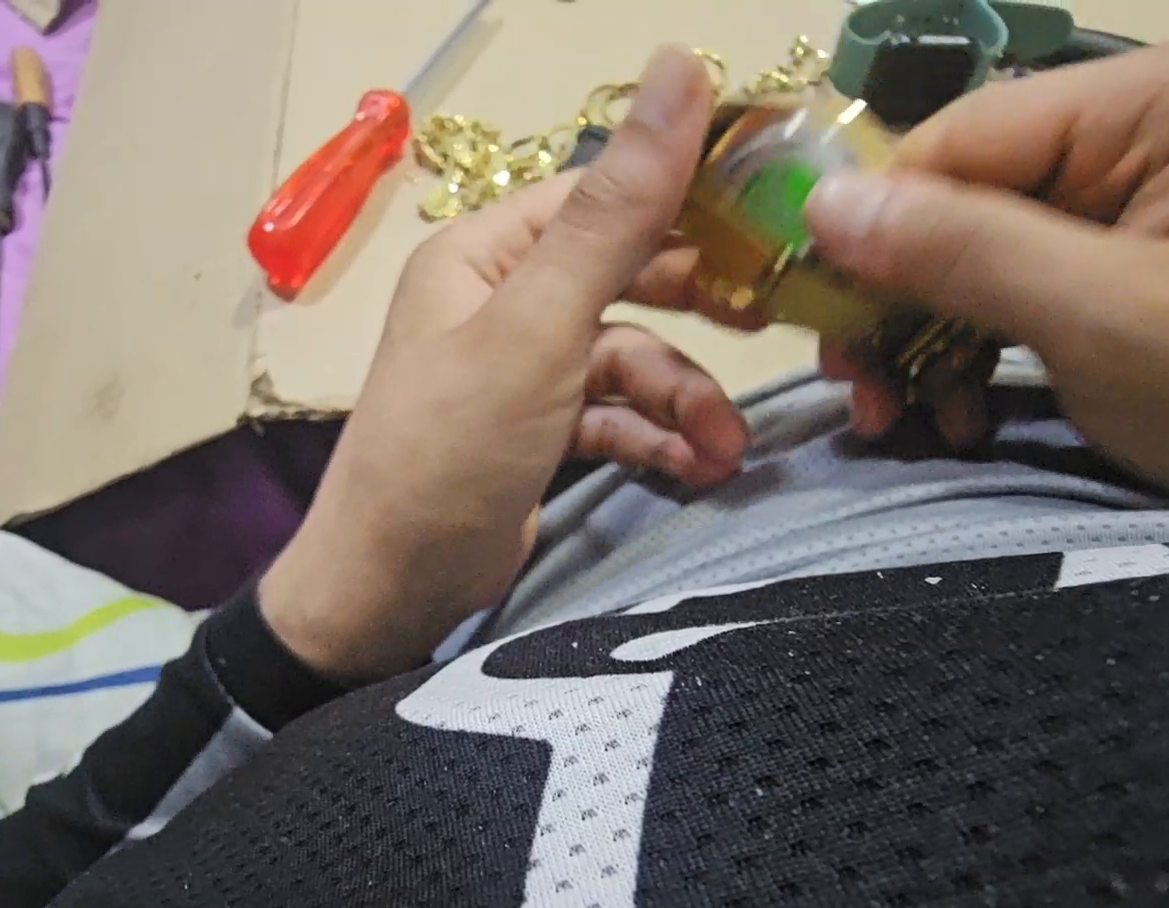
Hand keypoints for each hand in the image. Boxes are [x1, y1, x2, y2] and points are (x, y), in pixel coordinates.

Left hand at [259, 46, 748, 682]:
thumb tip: (681, 64)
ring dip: (679, 401)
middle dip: (694, 312)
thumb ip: (614, 215)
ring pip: (625, 362)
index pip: (600, 197)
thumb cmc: (452, 445)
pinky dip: (650, 438)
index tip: (775, 214)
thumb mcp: (536, 326)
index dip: (686, 199)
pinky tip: (694, 466)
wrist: (394, 582)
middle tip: (769, 320)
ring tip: (723, 449)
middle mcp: (500, 305)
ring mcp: (521, 374)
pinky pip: (610, 418)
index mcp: (484, 257)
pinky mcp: (537, 435)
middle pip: (622, 280)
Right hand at [802, 20, 1168, 523]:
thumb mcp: (1109, 318)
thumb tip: (822, 203)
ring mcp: (1132, 204)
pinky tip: (953, 415)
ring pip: (962, 261)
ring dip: (914, 345)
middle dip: (892, 304)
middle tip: (856, 388)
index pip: (961, 140)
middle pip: (954, 205)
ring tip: (897, 417)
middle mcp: (1146, 132)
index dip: (872, 226)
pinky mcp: (1117, 269)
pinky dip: (957, 363)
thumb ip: (961, 250)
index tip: (817, 319)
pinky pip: (998, 300)